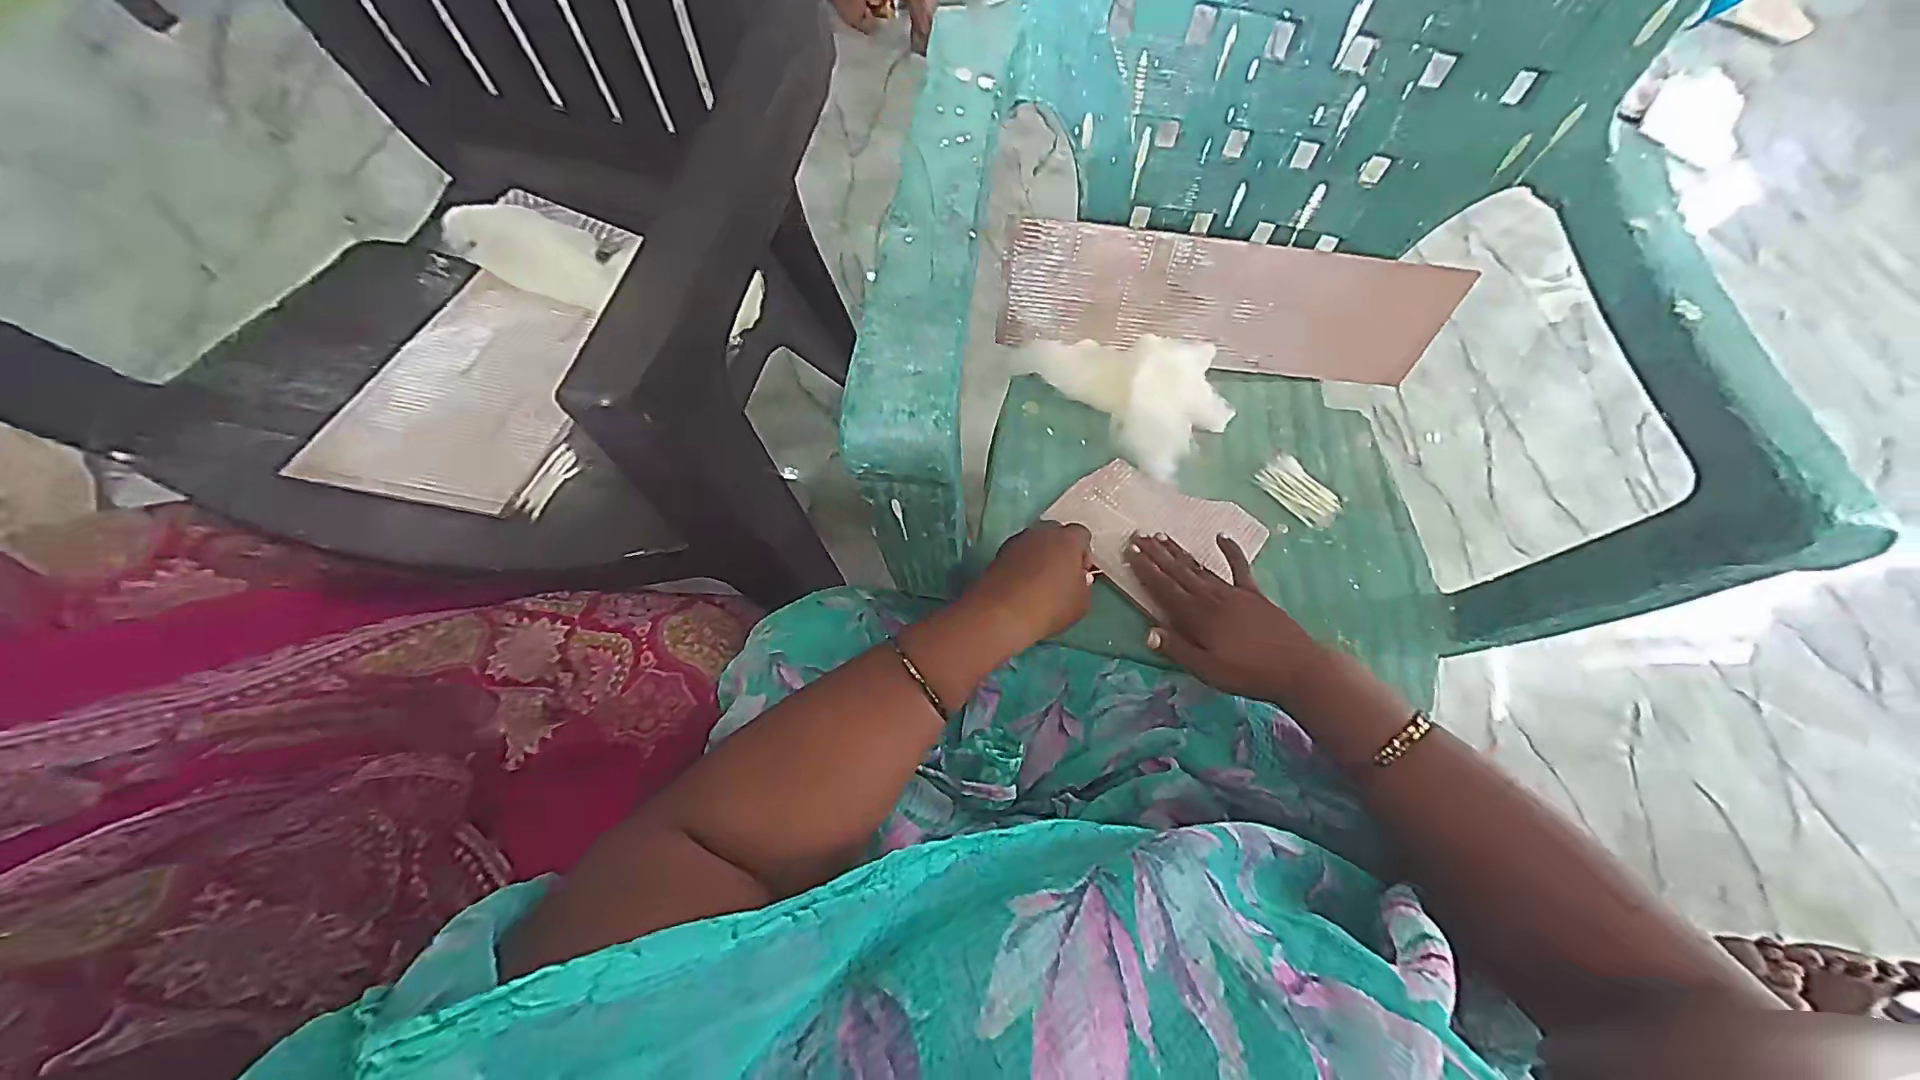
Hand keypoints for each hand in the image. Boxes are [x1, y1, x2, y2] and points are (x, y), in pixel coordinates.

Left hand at [963, 522, 1095, 643]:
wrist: (1002, 614)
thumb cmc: (1050, 607)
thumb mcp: (1081, 603)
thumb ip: (1084, 584)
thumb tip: (1077, 578)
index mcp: (1067, 539)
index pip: (1081, 535)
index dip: (1083, 554)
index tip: (1080, 574)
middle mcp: (1042, 532)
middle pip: (1055, 533)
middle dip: (1060, 549)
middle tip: (1061, 575)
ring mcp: (1017, 541)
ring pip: (1034, 542)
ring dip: (1039, 555)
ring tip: (1039, 581)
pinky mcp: (999, 553)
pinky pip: (1018, 553)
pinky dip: (1022, 563)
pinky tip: (1022, 584)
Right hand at [1124, 533, 1328, 704]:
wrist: (1298, 669)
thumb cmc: (1248, 674)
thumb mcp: (1207, 669)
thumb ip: (1178, 649)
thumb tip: (1149, 632)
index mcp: (1197, 616)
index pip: (1164, 588)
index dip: (1146, 569)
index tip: (1130, 552)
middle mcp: (1212, 598)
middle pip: (1178, 571)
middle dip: (1156, 553)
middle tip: (1138, 536)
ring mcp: (1234, 593)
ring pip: (1200, 567)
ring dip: (1180, 552)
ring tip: (1162, 536)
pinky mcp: (1254, 594)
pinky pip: (1240, 568)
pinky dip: (1231, 551)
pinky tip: (1221, 537)